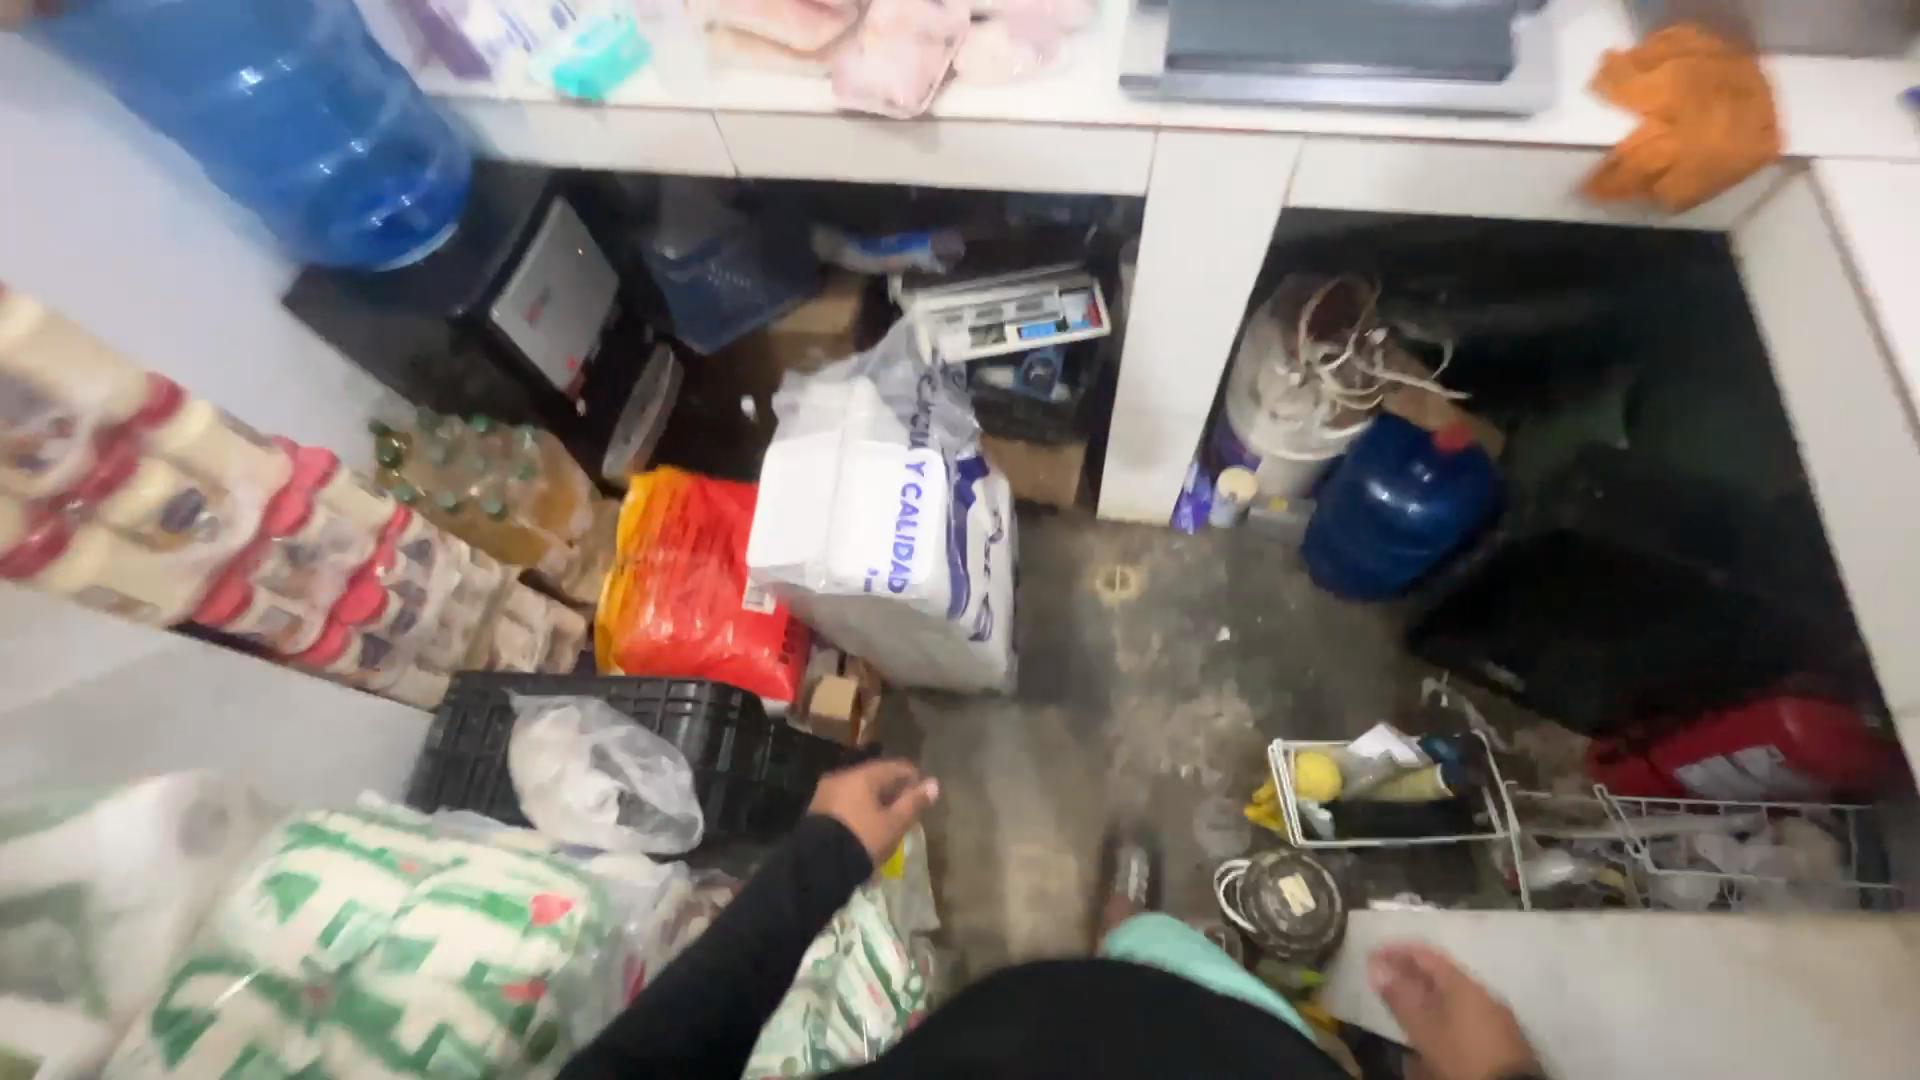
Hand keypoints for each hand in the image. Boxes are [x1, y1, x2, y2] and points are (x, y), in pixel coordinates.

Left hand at [808, 759, 938, 863]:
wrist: (816, 865)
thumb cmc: (861, 840)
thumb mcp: (893, 824)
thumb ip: (914, 802)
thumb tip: (934, 783)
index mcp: (863, 775)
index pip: (896, 767)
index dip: (913, 778)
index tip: (923, 794)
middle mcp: (843, 776)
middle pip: (876, 776)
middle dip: (893, 790)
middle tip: (907, 808)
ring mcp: (827, 792)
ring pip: (859, 789)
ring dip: (875, 800)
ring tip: (888, 819)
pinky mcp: (817, 809)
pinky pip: (846, 801)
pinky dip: (859, 808)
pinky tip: (866, 824)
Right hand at [1369, 943, 1540, 1079]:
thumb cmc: (1462, 1057)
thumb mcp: (1423, 1030)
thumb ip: (1398, 997)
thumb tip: (1377, 970)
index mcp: (1463, 985)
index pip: (1425, 954)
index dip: (1396, 951)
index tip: (1373, 956)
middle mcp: (1482, 993)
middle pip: (1439, 974)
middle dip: (1409, 975)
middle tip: (1384, 980)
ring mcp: (1496, 1016)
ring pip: (1453, 995)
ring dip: (1425, 995)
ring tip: (1404, 1006)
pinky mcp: (1503, 1039)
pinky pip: (1465, 1013)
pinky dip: (1443, 1012)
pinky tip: (1432, 1027)